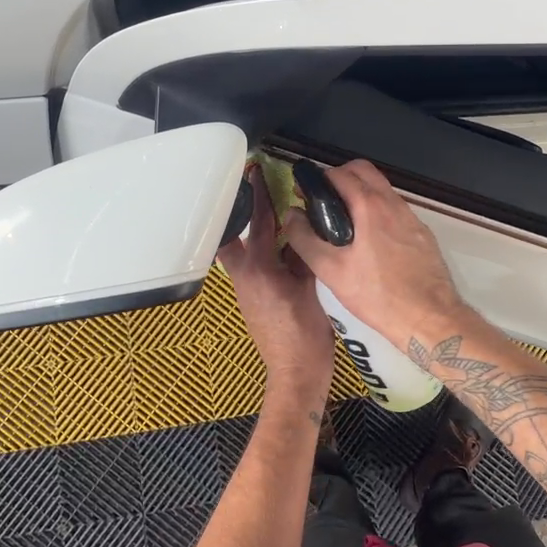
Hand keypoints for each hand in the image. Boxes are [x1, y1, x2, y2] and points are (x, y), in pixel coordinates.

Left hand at [218, 167, 334, 406]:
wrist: (296, 374)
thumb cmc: (305, 334)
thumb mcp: (311, 288)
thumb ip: (304, 256)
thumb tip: (302, 228)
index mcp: (259, 269)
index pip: (258, 223)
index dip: (259, 196)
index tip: (256, 172)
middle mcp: (245, 275)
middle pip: (235, 235)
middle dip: (240, 212)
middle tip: (247, 189)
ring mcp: (247, 289)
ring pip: (244, 251)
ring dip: (253, 231)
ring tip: (265, 210)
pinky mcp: (254, 300)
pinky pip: (255, 265)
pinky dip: (264, 250)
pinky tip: (281, 244)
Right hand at [282, 160, 474, 354]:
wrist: (429, 318)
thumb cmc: (376, 295)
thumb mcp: (330, 270)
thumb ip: (304, 238)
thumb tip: (291, 214)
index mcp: (370, 205)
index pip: (339, 173)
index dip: (317, 179)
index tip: (305, 195)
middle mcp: (393, 203)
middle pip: (364, 171)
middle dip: (340, 177)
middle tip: (323, 202)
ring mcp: (412, 217)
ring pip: (382, 190)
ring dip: (360, 194)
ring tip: (343, 223)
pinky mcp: (423, 234)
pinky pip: (395, 210)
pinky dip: (378, 212)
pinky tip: (370, 242)